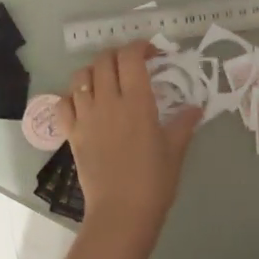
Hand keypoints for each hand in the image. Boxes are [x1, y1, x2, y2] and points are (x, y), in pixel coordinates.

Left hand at [57, 41, 202, 237]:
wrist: (121, 212)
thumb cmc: (154, 182)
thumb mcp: (175, 150)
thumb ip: (184, 124)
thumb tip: (196, 108)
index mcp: (137, 102)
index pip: (131, 57)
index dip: (139, 47)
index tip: (150, 53)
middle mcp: (108, 102)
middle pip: (104, 61)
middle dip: (117, 55)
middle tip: (130, 66)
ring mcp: (86, 117)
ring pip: (80, 77)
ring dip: (93, 72)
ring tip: (105, 81)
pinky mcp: (71, 133)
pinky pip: (62, 103)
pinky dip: (70, 96)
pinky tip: (82, 103)